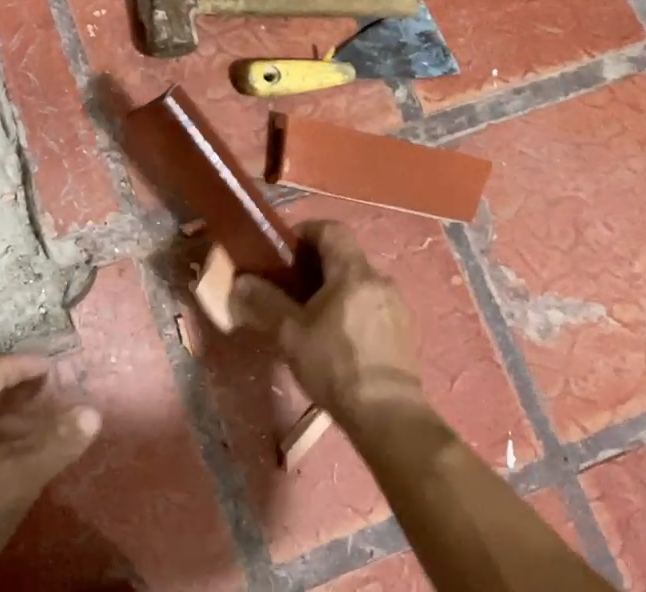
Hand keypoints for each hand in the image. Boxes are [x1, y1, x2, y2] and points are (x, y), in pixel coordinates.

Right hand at [232, 220, 424, 428]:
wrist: (389, 416)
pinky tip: (335, 338)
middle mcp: (380, 282)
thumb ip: (264, 301)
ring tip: (309, 315)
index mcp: (354, 273)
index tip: (283, 250)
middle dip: (315, 265)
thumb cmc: (335, 365)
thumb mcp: (290, 332)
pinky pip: (371, 306)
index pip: (332, 229)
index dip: (305, 231)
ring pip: (358, 283)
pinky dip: (351, 309)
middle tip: (288, 287)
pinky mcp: (403, 332)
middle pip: (345, 257)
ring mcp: (396, 308)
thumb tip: (241, 280)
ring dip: (333, 289)